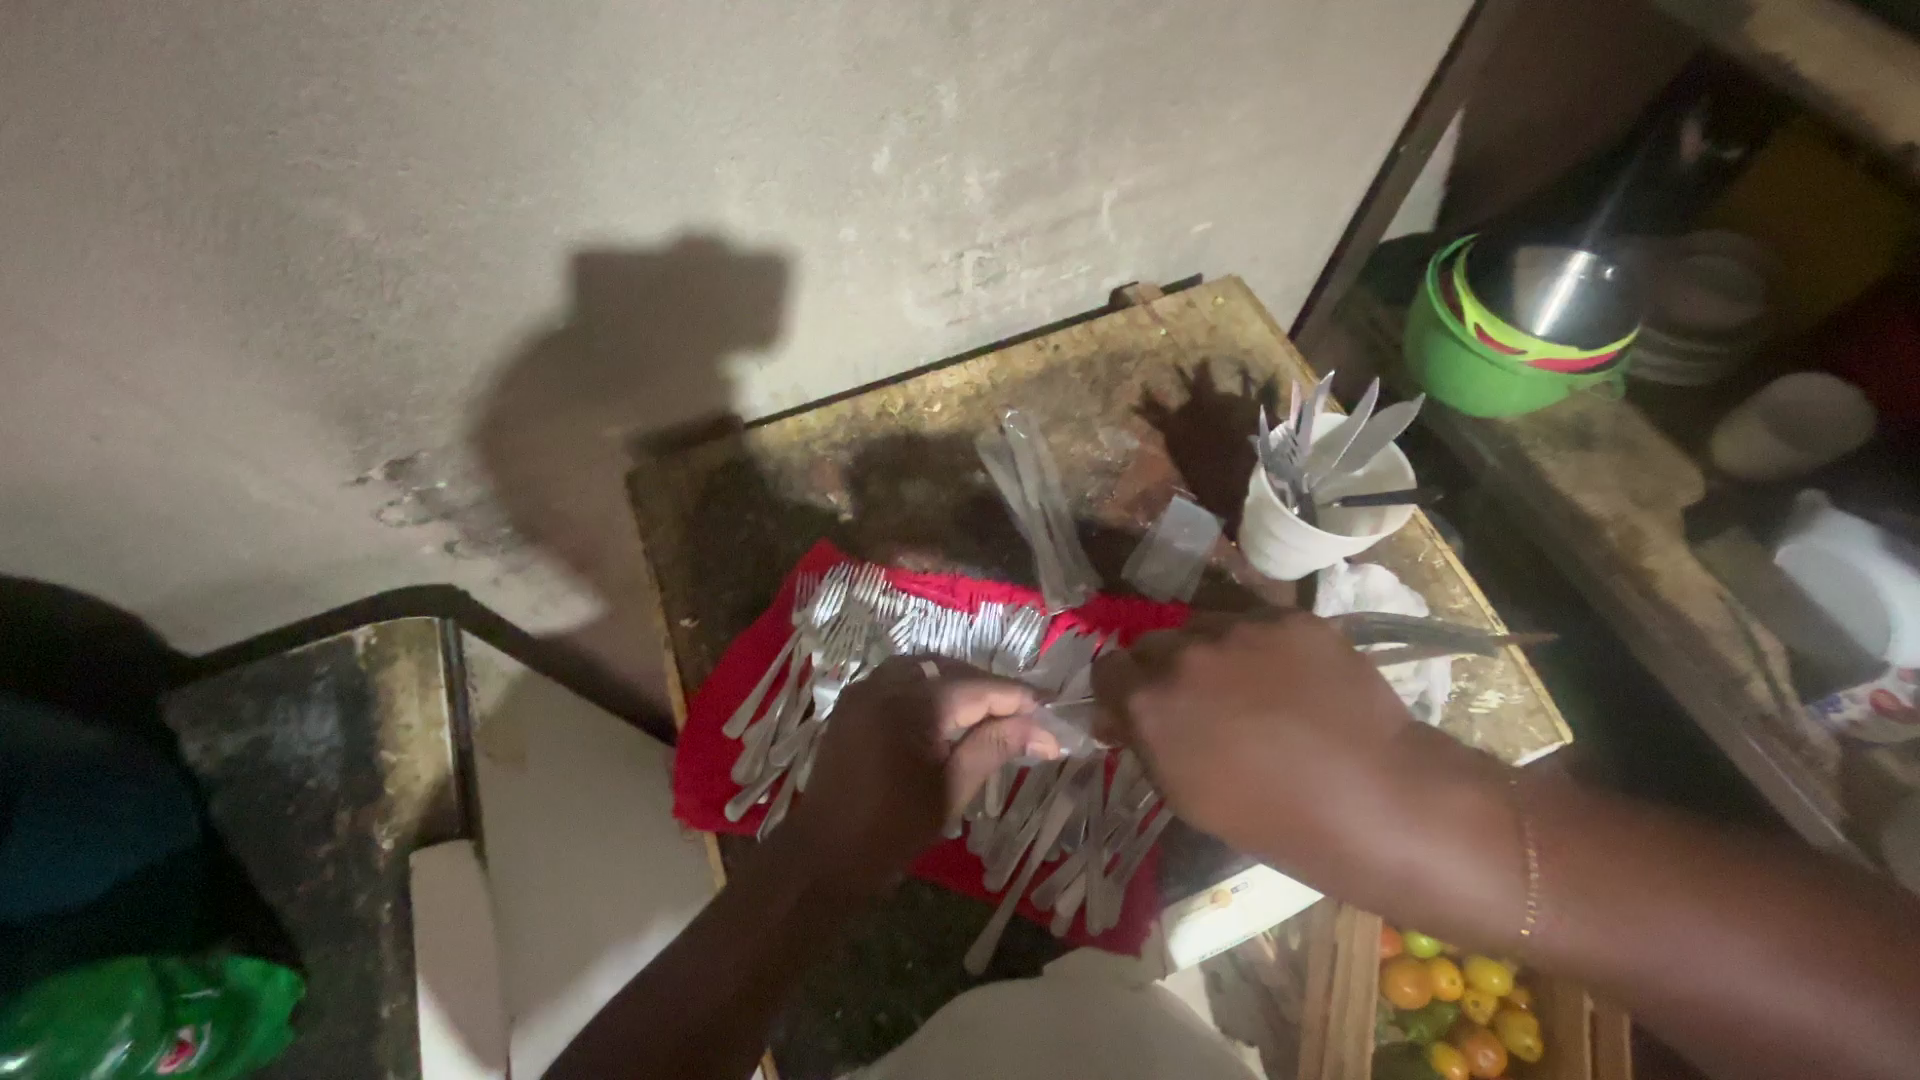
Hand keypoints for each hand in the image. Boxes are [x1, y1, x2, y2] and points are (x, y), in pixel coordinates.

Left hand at [781, 657, 1058, 894]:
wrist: (824, 855)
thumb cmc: (892, 830)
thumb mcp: (952, 790)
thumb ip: (994, 747)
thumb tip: (1044, 730)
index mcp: (912, 705)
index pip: (977, 687)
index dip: (1017, 697)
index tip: (1051, 709)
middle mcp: (884, 683)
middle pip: (951, 669)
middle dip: (989, 687)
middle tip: (1025, 713)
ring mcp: (863, 689)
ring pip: (924, 667)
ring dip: (959, 682)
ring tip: (990, 710)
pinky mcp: (852, 701)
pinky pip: (898, 678)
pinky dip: (928, 685)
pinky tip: (947, 710)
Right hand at [1090, 611, 1483, 875]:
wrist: (1375, 799)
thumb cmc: (1271, 818)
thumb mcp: (1184, 795)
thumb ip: (1143, 742)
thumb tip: (1118, 714)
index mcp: (1149, 701)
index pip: (1107, 669)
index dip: (1121, 691)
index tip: (1139, 709)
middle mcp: (1184, 653)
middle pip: (1151, 644)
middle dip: (1162, 670)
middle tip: (1199, 702)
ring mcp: (1239, 628)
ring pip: (1202, 626)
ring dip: (1209, 652)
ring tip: (1250, 688)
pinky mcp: (1289, 617)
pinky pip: (1255, 623)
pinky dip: (1260, 647)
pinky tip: (1291, 680)